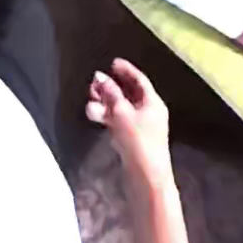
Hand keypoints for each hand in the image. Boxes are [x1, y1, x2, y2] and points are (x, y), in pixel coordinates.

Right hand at [87, 58, 170, 180]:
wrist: (146, 180)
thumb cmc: (138, 141)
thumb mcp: (121, 112)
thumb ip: (110, 93)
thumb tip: (99, 76)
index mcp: (152, 102)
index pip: (139, 80)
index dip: (125, 70)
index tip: (112, 63)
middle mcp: (148, 112)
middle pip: (127, 93)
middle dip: (110, 87)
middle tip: (94, 84)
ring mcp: (140, 126)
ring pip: (119, 106)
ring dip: (104, 102)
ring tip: (90, 100)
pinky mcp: (131, 138)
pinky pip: (117, 120)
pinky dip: (106, 115)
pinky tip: (94, 115)